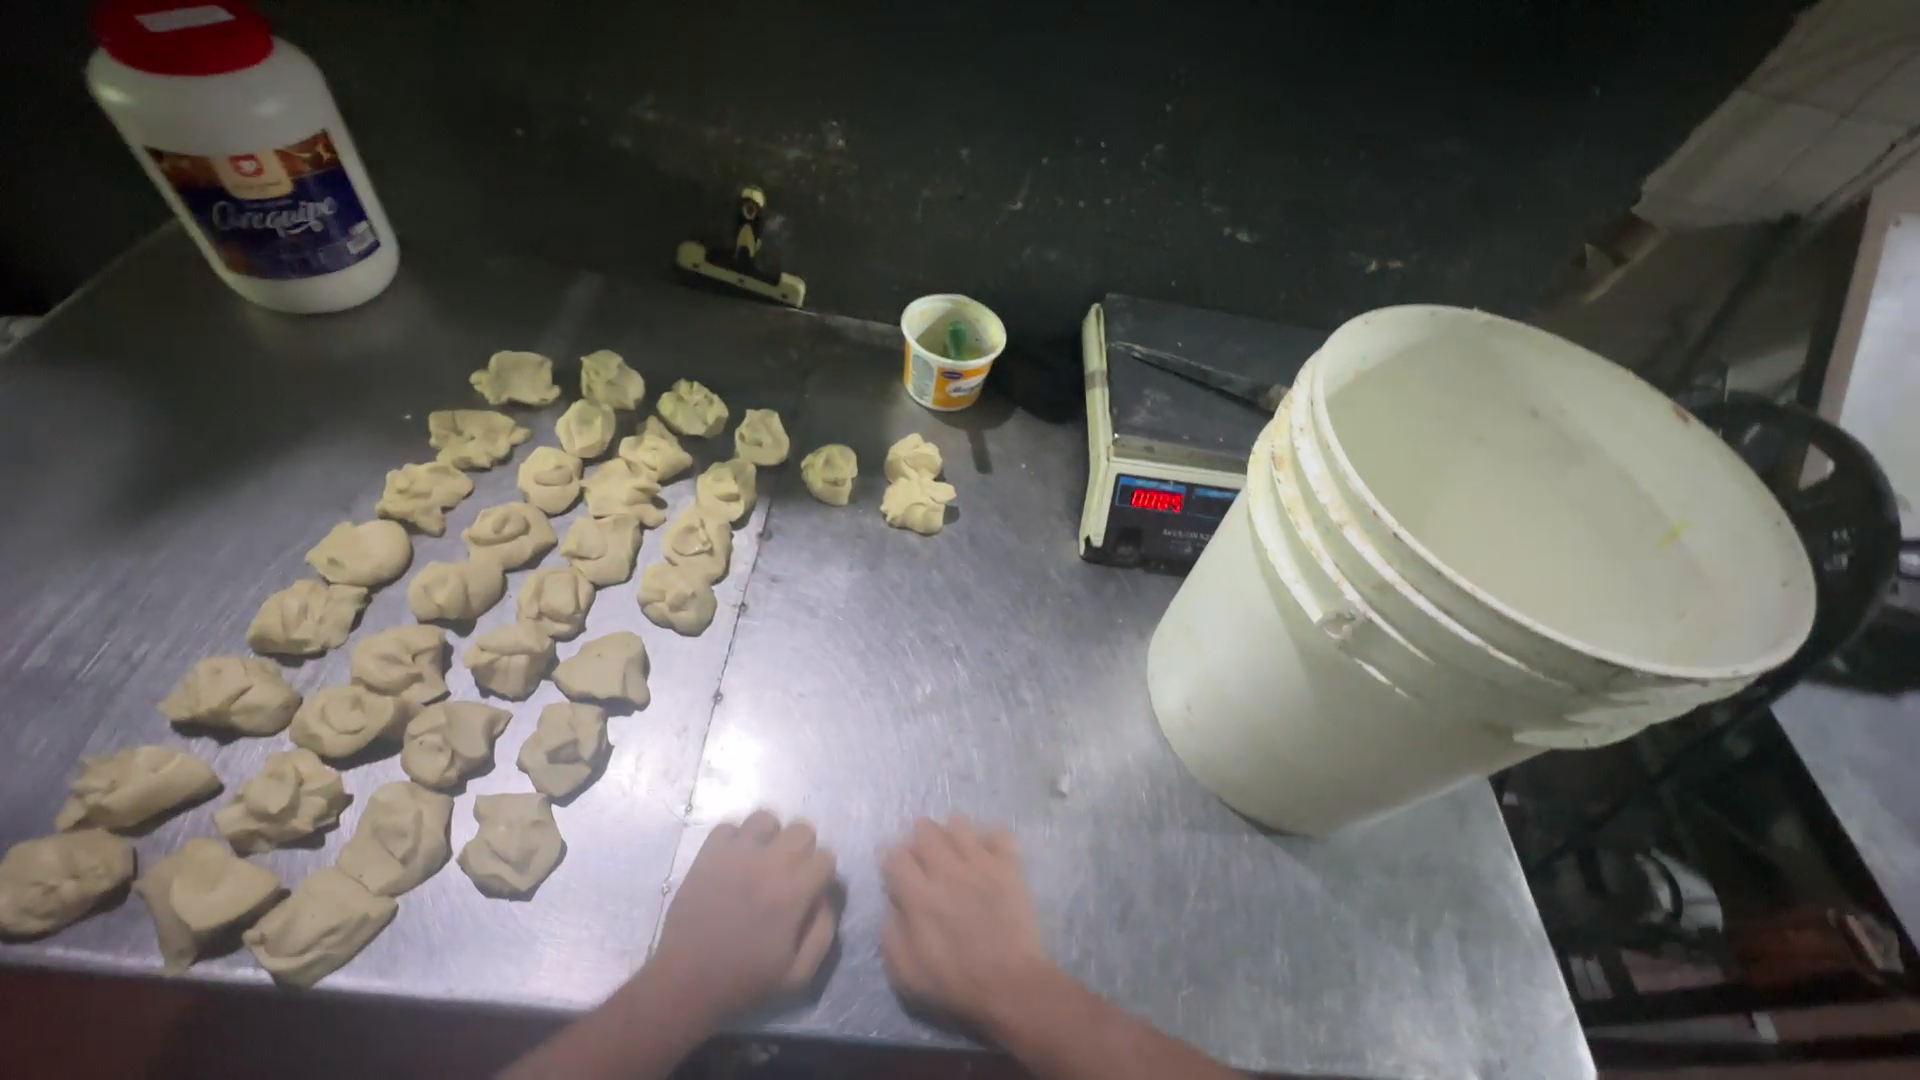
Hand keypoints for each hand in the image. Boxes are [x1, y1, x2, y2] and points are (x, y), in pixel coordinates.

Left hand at [646, 810, 838, 1021]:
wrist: (686, 982)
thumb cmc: (745, 981)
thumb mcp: (799, 974)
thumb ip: (824, 930)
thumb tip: (826, 895)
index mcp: (792, 893)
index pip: (826, 857)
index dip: (822, 874)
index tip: (810, 891)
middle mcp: (767, 864)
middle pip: (802, 829)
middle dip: (803, 850)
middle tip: (789, 875)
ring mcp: (735, 854)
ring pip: (766, 819)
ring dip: (771, 837)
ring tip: (762, 861)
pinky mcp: (707, 854)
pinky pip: (729, 827)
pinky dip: (736, 839)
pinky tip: (734, 862)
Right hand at [880, 816, 1055, 1031]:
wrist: (1010, 985)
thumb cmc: (955, 983)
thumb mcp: (906, 973)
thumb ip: (891, 934)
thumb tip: (892, 905)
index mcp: (919, 896)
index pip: (895, 855)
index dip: (891, 859)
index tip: (895, 871)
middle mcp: (947, 871)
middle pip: (925, 830)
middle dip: (918, 839)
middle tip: (924, 859)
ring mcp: (980, 865)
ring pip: (959, 824)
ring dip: (951, 833)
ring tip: (955, 852)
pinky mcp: (1008, 867)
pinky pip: (999, 834)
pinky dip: (990, 838)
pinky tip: (987, 853)